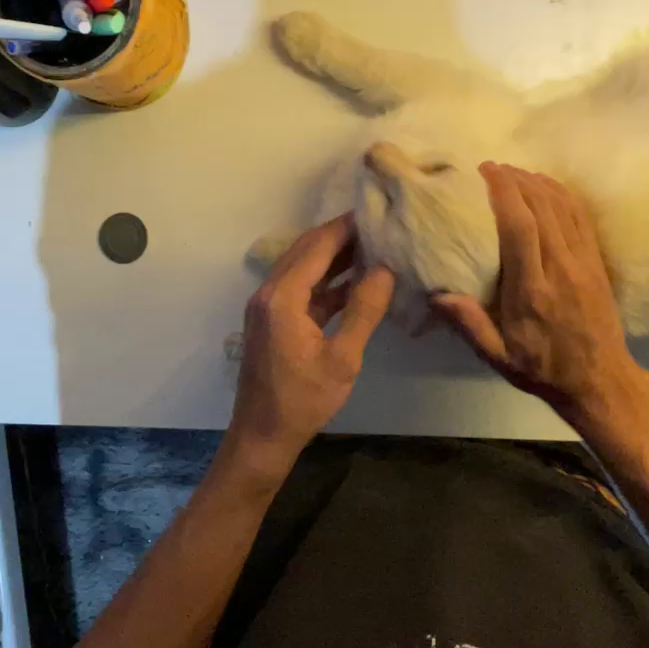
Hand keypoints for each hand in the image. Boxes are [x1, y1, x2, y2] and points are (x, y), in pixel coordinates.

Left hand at [230, 215, 394, 466]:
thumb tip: (385, 269)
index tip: (378, 212)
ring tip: (375, 246)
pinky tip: (357, 280)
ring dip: (335, 257)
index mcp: (281, 298)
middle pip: (306, 249)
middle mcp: (268, 293)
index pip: (317, 246)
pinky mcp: (273, 320)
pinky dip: (327, 282)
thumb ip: (364, 310)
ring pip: (303, 267)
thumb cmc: (303, 401)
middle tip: (380, 225)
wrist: (263, 435)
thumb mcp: (343, 358)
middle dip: (342, 236)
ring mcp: (267, 306)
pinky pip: (302, 288)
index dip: (348, 227)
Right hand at [431, 164, 648, 424]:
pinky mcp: (597, 262)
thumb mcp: (499, 357)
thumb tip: (436, 295)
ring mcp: (584, 262)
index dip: (504, 193)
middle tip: (491, 168)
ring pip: (563, 207)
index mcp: (532, 291)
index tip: (485, 173)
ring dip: (538, 183)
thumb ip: (469, 325)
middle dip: (516, 180)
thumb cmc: (542, 369)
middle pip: (542, 208)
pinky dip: (562, 195)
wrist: (600, 381)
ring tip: (514, 173)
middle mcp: (561, 269)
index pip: (520, 228)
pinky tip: (546, 187)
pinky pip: (581, 217)